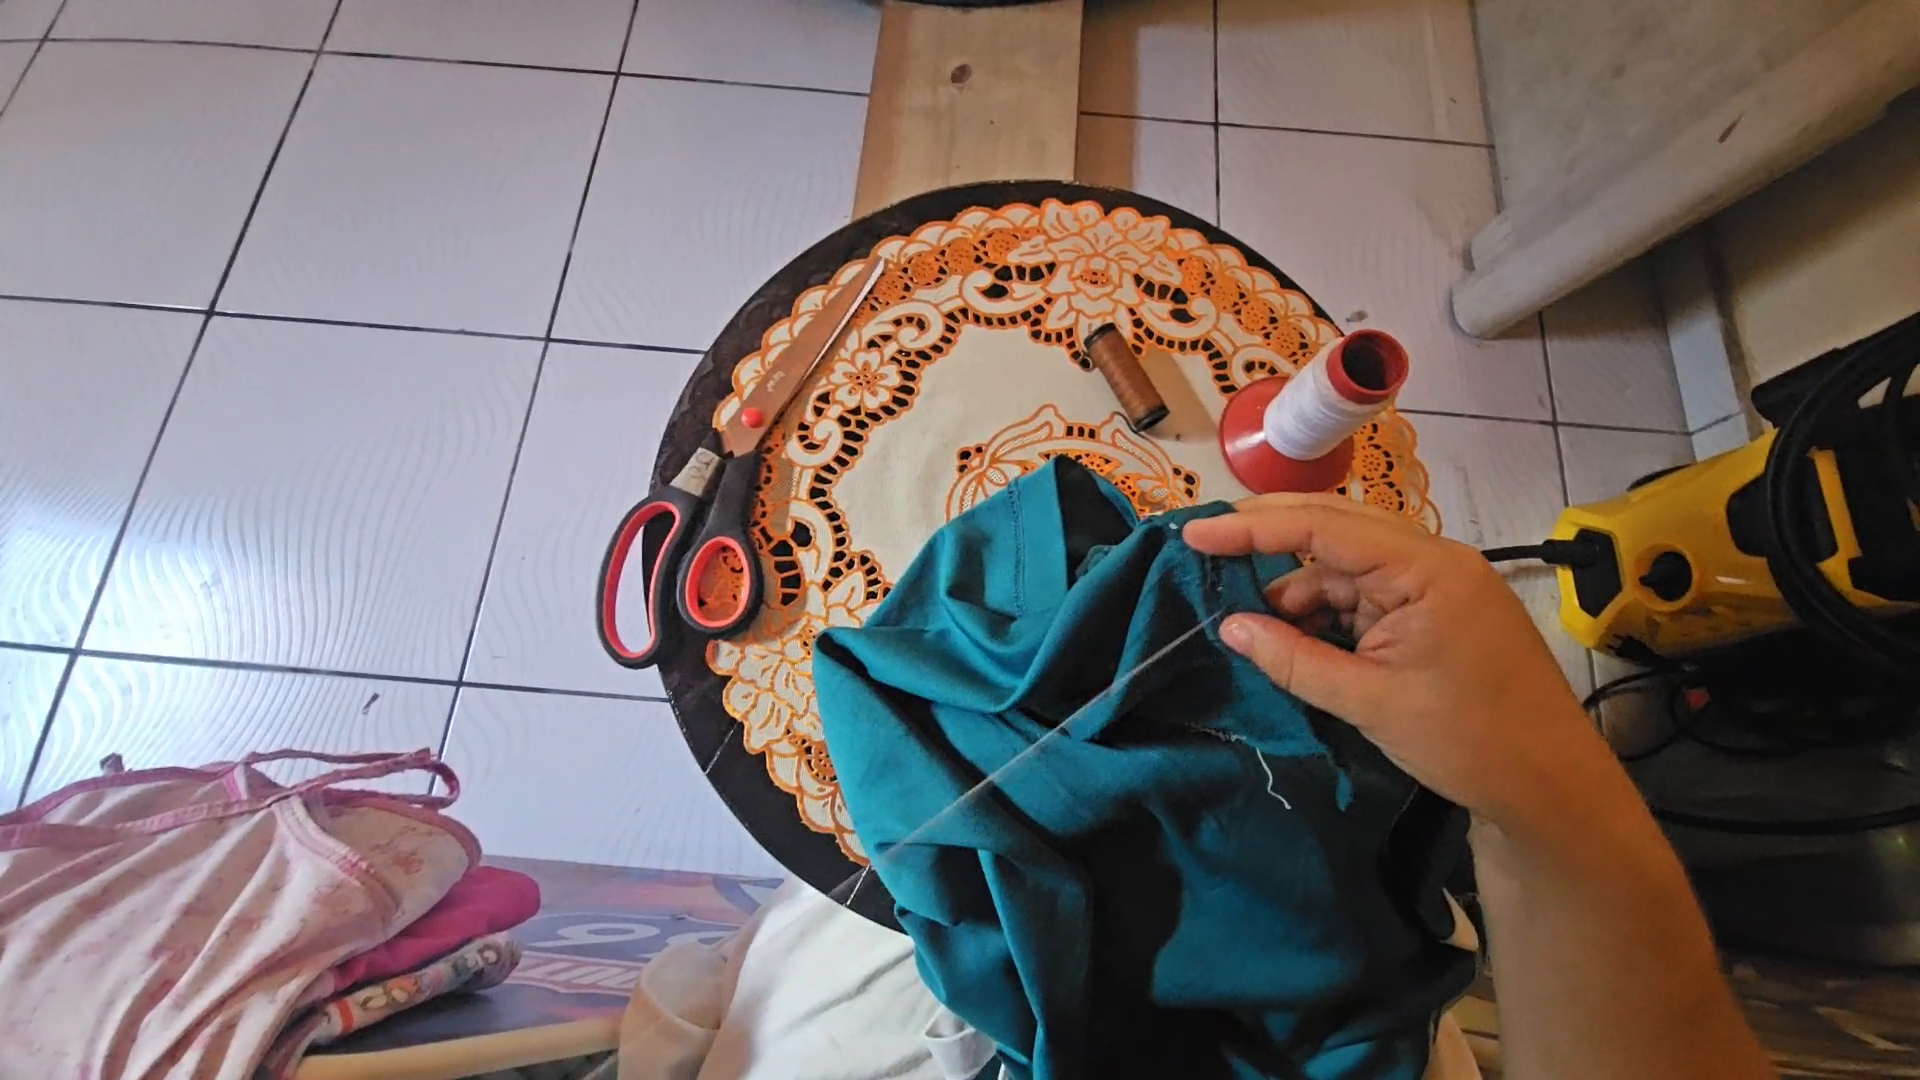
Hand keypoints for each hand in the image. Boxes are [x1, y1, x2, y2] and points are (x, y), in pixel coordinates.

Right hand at [1182, 494, 1625, 832]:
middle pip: (1331, 529)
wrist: (1553, 793)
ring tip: (1250, 628)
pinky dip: (1317, 616)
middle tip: (1204, 547)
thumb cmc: (1471, 743)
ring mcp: (1427, 586)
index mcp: (1426, 568)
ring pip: (1338, 568)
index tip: (1195, 534)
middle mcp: (1428, 561)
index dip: (1251, 528)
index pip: (1323, 527)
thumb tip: (1229, 627)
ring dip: (1292, 593)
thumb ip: (1292, 658)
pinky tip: (1289, 640)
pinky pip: (1355, 597)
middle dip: (1265, 538)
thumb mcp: (1369, 702)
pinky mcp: (1423, 612)